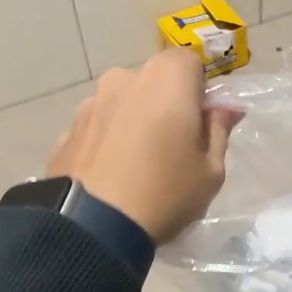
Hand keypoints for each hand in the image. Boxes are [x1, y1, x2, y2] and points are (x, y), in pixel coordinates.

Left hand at [46, 47, 242, 242]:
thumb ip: (219, 132)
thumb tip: (224, 109)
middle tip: (172, 149)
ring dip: (132, 123)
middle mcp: (123, 79)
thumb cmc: (165, 194)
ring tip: (136, 168)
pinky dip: (106, 143)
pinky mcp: (66, 131)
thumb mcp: (211, 172)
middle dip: (165, 105)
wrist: (93, 228)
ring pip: (122, 104)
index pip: (190, 63)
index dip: (200, 91)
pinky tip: (110, 177)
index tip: (202, 124)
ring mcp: (89, 104)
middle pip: (153, 82)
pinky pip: (97, 129)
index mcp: (166, 79)